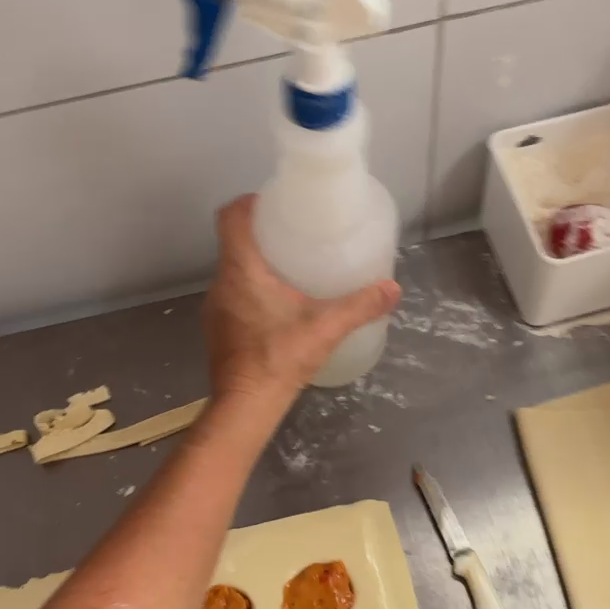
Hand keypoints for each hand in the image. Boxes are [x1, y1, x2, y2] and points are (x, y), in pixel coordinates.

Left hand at [202, 195, 401, 402]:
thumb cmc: (279, 357)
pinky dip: (252, 294)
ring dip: (257, 267)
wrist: (246, 405)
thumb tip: (393, 288)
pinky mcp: (218, 331)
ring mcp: (216, 309)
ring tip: (290, 271)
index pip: (230, 217)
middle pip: (234, 244)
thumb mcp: (326, 328)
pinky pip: (233, 298)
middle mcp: (221, 283)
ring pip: (233, 273)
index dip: (249, 203)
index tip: (275, 204)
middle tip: (295, 237)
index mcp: (241, 270)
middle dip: (262, 236)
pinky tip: (277, 309)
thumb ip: (360, 306)